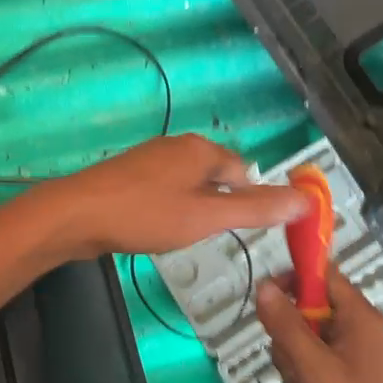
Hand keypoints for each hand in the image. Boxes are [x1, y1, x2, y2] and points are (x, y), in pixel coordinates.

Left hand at [35, 134, 308, 257]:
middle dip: (219, 205)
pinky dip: (168, 208)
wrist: (76, 215)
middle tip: (207, 236)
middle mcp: (178, 145)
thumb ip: (256, 209)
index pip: (244, 171)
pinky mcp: (128, 174)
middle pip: (216, 175)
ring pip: (189, 183)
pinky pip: (163, 189)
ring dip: (193, 208)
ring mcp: (150, 158)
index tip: (241, 231)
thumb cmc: (146, 215)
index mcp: (201, 149)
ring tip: (180, 235)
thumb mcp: (207, 217)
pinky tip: (154, 228)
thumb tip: (305, 200)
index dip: (250, 201)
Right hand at [256, 266, 382, 382]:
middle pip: (306, 311)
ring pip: (302, 343)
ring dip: (293, 367)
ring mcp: (350, 360)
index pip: (324, 276)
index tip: (267, 299)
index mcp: (361, 319)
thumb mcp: (315, 371)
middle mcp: (358, 333)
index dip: (294, 280)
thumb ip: (286, 326)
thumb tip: (263, 285)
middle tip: (294, 364)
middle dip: (290, 338)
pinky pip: (308, 369)